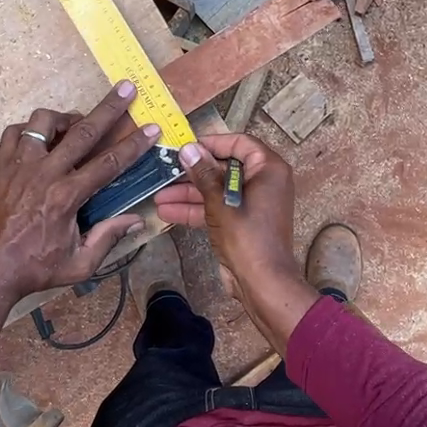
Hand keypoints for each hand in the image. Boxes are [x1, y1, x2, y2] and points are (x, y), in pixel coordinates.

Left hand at [0, 82, 159, 330]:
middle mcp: (44, 174)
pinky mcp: (0, 168)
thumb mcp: (80, 264)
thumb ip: (108, 239)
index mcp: (66, 197)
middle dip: (109, 108)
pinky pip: (15, 134)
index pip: (109, 163)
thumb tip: (137, 221)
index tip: (152, 128)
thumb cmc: (35, 269)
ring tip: (75, 123)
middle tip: (127, 88)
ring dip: (64, 117)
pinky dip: (29, 129)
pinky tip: (39, 138)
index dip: (134, 144)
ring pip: (43, 123)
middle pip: (83, 132)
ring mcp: (19, 166)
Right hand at [154, 134, 320, 354]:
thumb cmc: (247, 237)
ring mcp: (252, 203)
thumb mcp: (220, 202)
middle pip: (224, 168)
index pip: (239, 143)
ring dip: (188, 194)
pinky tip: (168, 212)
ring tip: (158, 196)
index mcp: (268, 169)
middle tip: (165, 171)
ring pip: (216, 190)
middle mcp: (263, 182)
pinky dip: (196, 210)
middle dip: (193, 173)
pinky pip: (217, 208)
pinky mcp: (241, 222)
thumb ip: (203, 174)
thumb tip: (188, 149)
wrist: (262, 283)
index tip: (186, 146)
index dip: (212, 142)